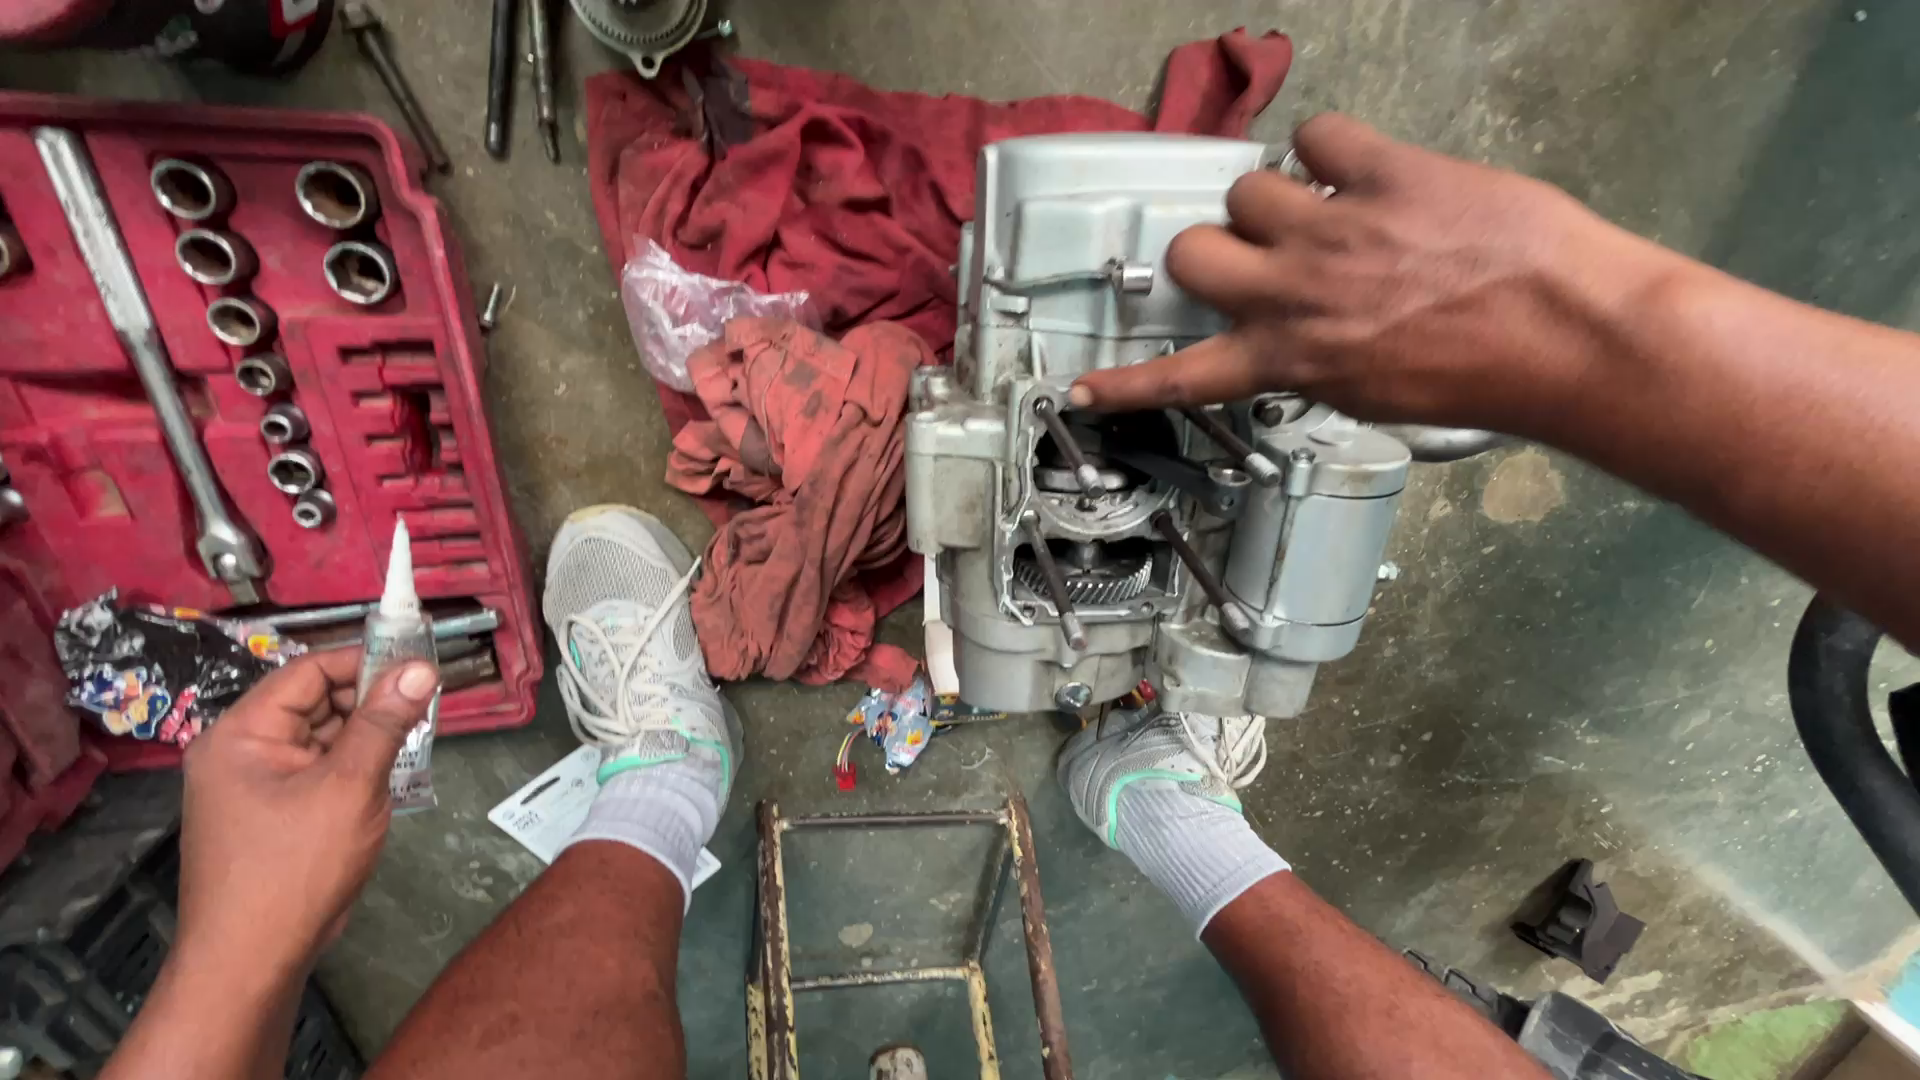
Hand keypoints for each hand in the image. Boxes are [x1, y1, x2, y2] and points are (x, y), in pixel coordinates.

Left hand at [176, 649, 437, 980]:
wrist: (256, 956)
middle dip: (375, 698)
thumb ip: (385, 722)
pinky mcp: (280, 808)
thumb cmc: (297, 864)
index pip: (309, 673)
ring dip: (374, 731)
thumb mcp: (351, 784)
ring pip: (327, 733)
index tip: (421, 664)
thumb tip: (420, 669)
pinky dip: (363, 759)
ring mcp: (260, 783)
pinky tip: (399, 766)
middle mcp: (244, 751)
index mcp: (243, 735)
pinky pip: (326, 764)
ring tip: (421, 733)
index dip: (365, 661)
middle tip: (429, 701)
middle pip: (319, 701)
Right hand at [1069, 113, 1680, 434]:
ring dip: (1268, 201)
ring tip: (1314, 211)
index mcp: (1285, 359)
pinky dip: (1329, 149)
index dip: (1124, 387)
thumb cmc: (1472, 376)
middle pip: (1190, 251)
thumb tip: (1281, 335)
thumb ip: (1302, 360)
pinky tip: (1354, 172)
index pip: (1179, 378)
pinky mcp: (1385, 176)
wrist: (1565, 336)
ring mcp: (1333, 230)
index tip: (1084, 391)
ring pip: (1246, 191)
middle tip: (1245, 258)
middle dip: (1208, 252)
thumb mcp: (1361, 392)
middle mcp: (1292, 295)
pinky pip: (1319, 135)